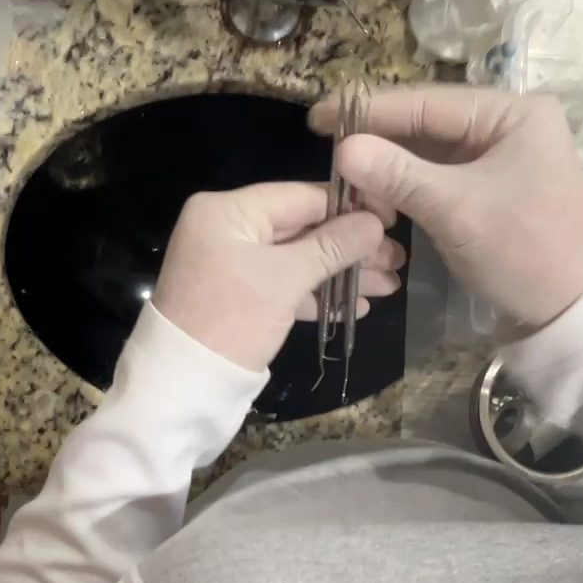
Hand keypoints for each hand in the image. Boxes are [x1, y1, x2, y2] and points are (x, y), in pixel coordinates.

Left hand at [153, 182, 403, 372]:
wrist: (185, 385)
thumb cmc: (232, 322)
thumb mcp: (284, 281)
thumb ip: (331, 247)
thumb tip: (375, 223)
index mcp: (228, 211)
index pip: (301, 196)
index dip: (350, 207)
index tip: (392, 220)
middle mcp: (227, 230)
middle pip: (302, 229)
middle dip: (351, 248)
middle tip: (396, 262)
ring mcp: (231, 265)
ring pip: (296, 261)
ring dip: (341, 275)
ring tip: (388, 287)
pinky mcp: (237, 298)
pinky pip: (283, 287)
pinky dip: (315, 296)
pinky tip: (355, 308)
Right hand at [311, 86, 582, 332]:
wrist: (561, 309)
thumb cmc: (518, 252)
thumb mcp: (455, 210)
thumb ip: (398, 175)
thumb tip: (342, 149)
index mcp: (513, 113)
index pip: (428, 102)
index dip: (370, 110)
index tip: (319, 115)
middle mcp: (507, 125)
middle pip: (426, 125)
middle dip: (377, 141)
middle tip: (325, 148)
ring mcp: (498, 157)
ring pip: (428, 153)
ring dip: (388, 168)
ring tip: (345, 180)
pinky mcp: (487, 188)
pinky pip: (437, 178)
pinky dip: (406, 188)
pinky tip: (375, 196)